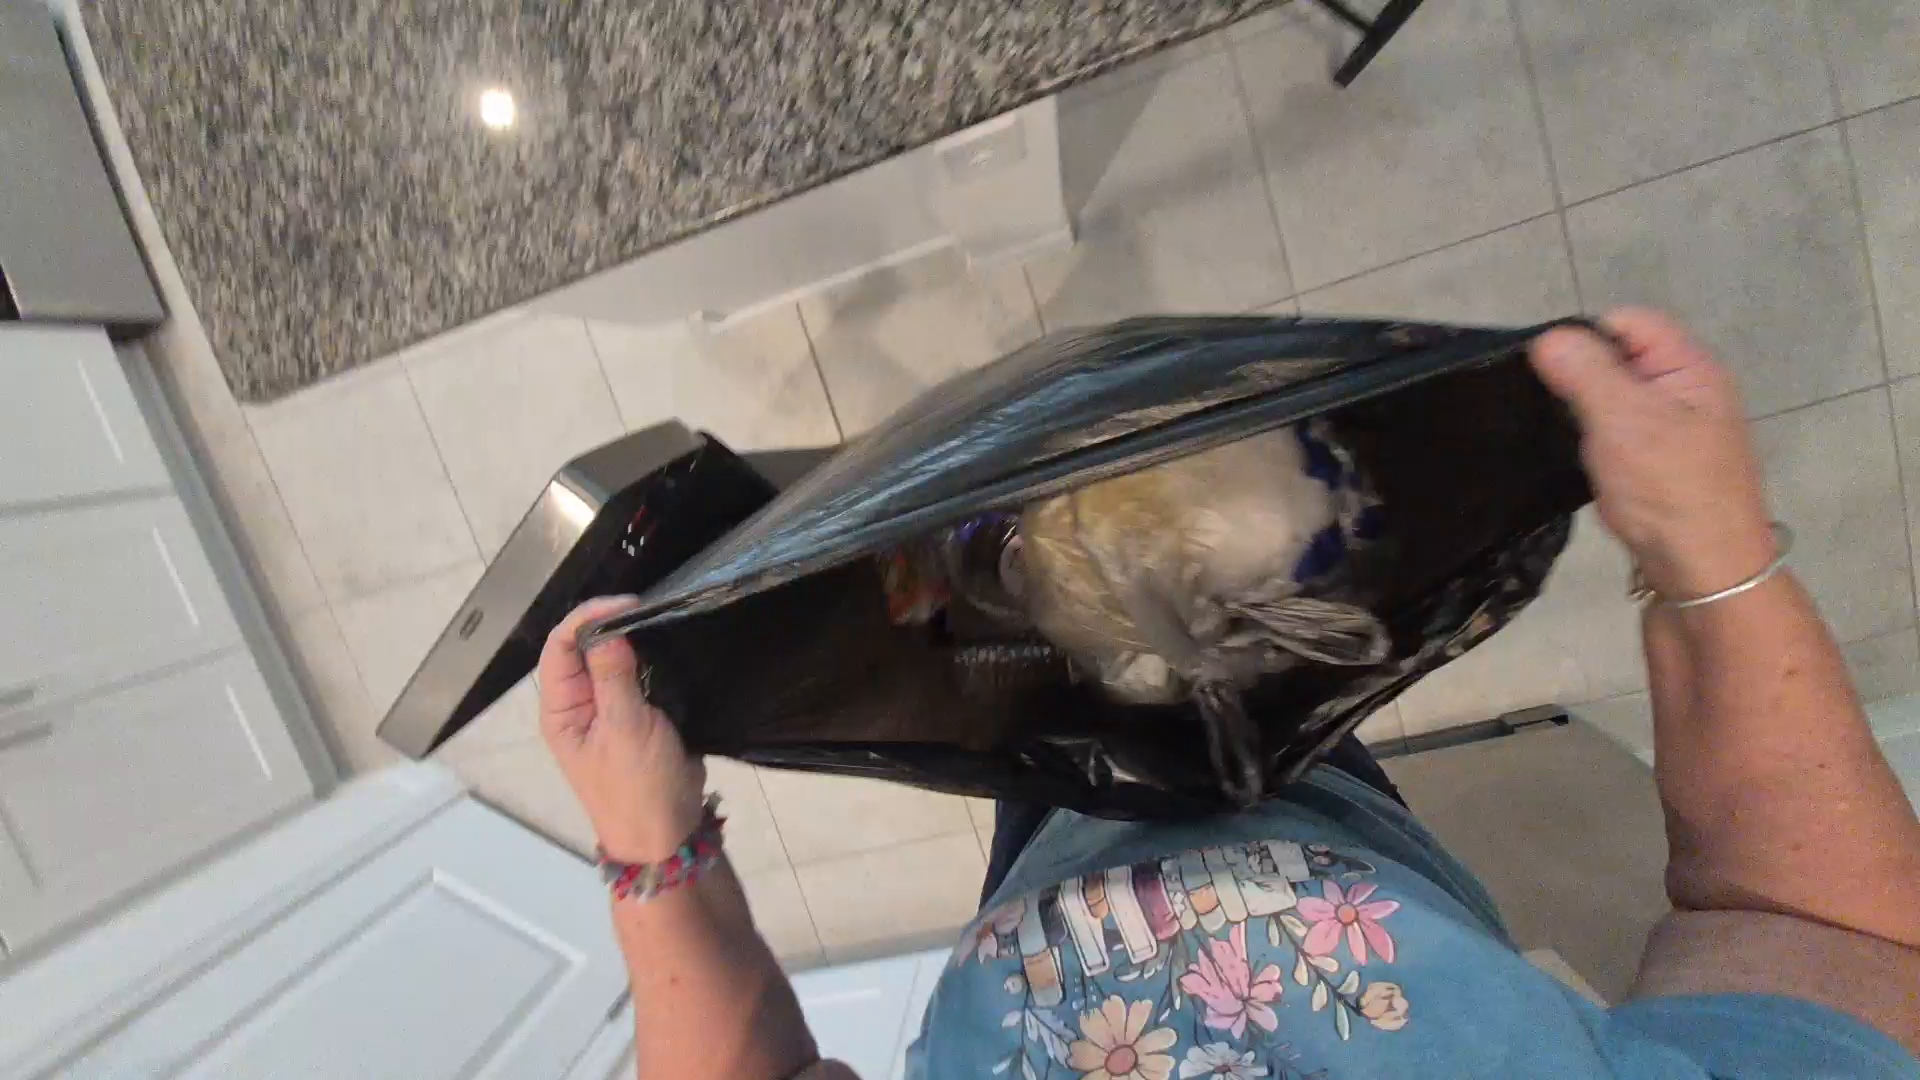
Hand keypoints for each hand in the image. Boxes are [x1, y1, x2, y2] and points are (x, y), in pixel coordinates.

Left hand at [538, 596, 705, 862]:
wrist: (667, 831)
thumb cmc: (638, 786)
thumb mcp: (626, 729)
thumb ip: (614, 677)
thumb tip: (607, 629)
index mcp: (562, 711)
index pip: (560, 648)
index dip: (587, 618)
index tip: (628, 604)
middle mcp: (580, 705)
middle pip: (582, 649)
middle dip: (608, 620)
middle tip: (648, 606)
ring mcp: (609, 709)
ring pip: (610, 659)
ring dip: (629, 636)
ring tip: (658, 617)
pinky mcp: (639, 714)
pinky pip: (636, 674)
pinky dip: (648, 655)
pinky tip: (667, 643)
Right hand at [1528, 308, 1776, 599]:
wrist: (1697, 560)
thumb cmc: (1667, 486)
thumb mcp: (1625, 422)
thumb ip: (1588, 374)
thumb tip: (1546, 337)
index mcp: (1687, 369)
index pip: (1627, 323)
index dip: (1580, 336)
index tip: (1537, 368)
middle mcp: (1678, 388)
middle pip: (1614, 354)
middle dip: (1570, 368)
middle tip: (1530, 397)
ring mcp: (1662, 422)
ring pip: (1605, 390)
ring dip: (1570, 400)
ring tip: (1536, 420)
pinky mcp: (1642, 452)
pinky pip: (1603, 421)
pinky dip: (1577, 426)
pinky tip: (1556, 443)